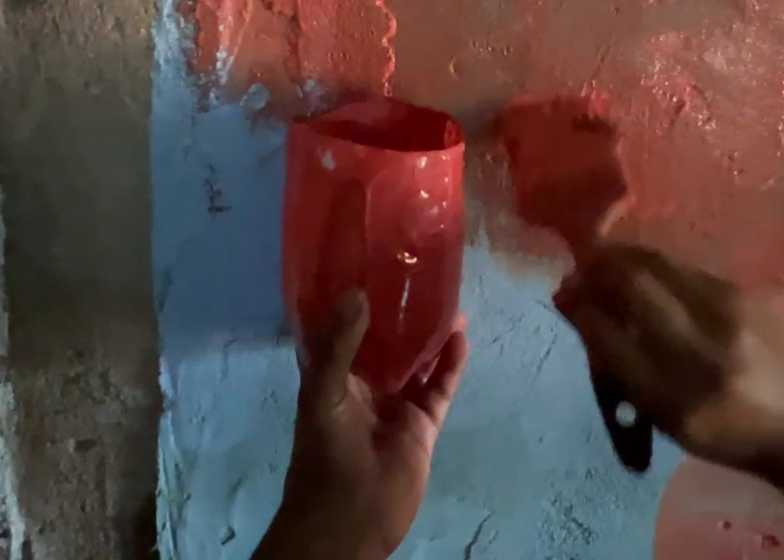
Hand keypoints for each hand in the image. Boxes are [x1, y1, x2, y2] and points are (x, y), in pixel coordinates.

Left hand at [256, 291, 469, 559]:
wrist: (348, 522)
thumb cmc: (325, 452)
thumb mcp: (323, 392)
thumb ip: (338, 344)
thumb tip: (358, 291)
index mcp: (334, 369)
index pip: (345, 322)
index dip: (357, 293)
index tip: (374, 259)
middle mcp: (365, 379)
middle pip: (387, 335)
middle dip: (402, 308)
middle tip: (421, 270)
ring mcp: (396, 400)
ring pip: (417, 357)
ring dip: (430, 330)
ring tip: (448, 294)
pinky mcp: (422, 422)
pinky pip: (440, 385)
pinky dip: (451, 362)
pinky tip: (460, 335)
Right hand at [554, 243, 783, 471]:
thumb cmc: (726, 432)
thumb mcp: (664, 416)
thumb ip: (617, 365)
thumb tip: (573, 304)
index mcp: (674, 394)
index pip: (606, 333)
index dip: (578, 305)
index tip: (562, 292)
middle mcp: (698, 349)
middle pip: (629, 284)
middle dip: (594, 268)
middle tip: (578, 268)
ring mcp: (724, 314)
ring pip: (653, 264)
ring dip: (618, 256)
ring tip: (603, 258)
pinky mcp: (740, 292)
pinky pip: (679, 266)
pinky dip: (650, 262)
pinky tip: (642, 267)